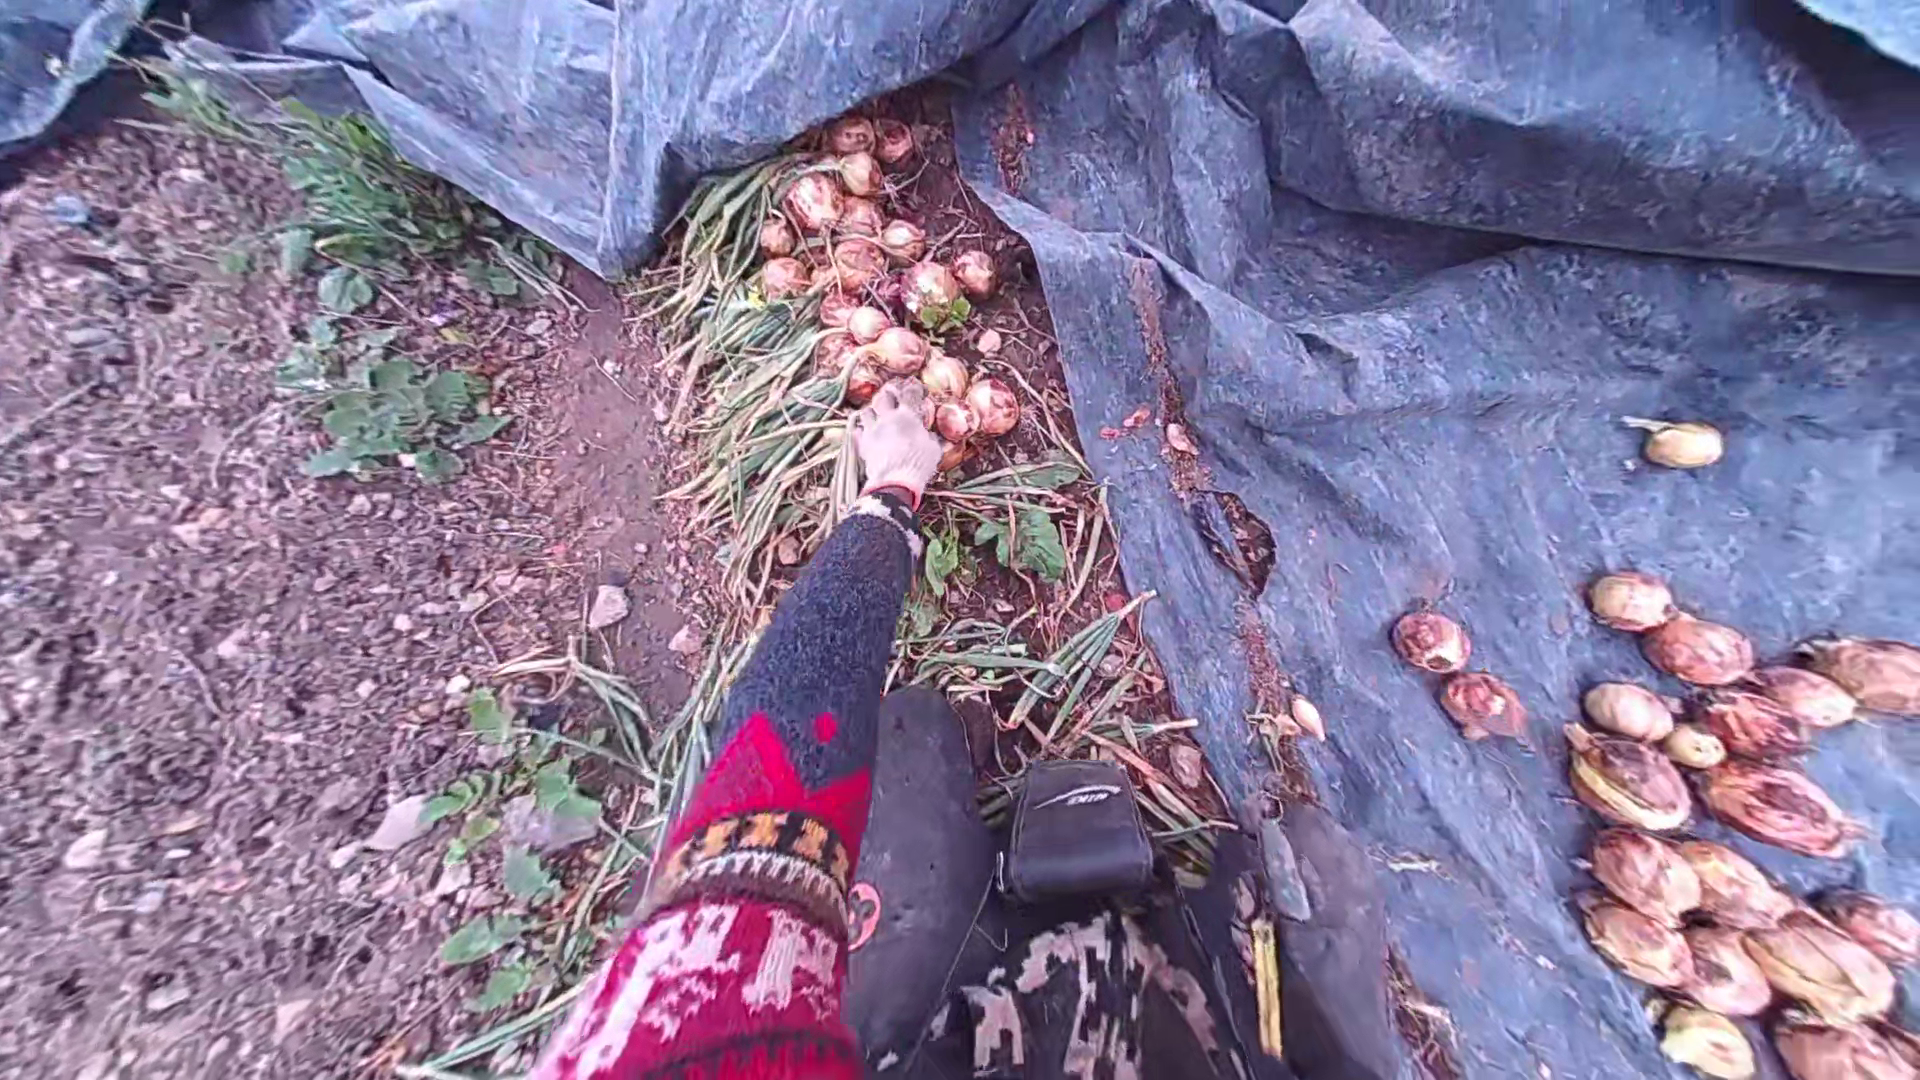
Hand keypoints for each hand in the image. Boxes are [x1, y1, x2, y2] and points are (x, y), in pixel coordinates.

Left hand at [855, 378, 942, 505]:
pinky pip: (857, 432)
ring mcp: (871, 430)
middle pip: (882, 398)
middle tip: (891, 399)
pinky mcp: (862, 444)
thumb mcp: (933, 450)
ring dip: (871, 413)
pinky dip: (861, 431)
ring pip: (866, 412)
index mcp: (907, 416)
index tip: (916, 389)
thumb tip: (929, 436)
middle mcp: (887, 418)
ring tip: (875, 416)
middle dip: (887, 396)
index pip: (909, 395)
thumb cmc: (918, 463)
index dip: (913, 389)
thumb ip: (929, 439)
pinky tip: (864, 434)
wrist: (895, 481)